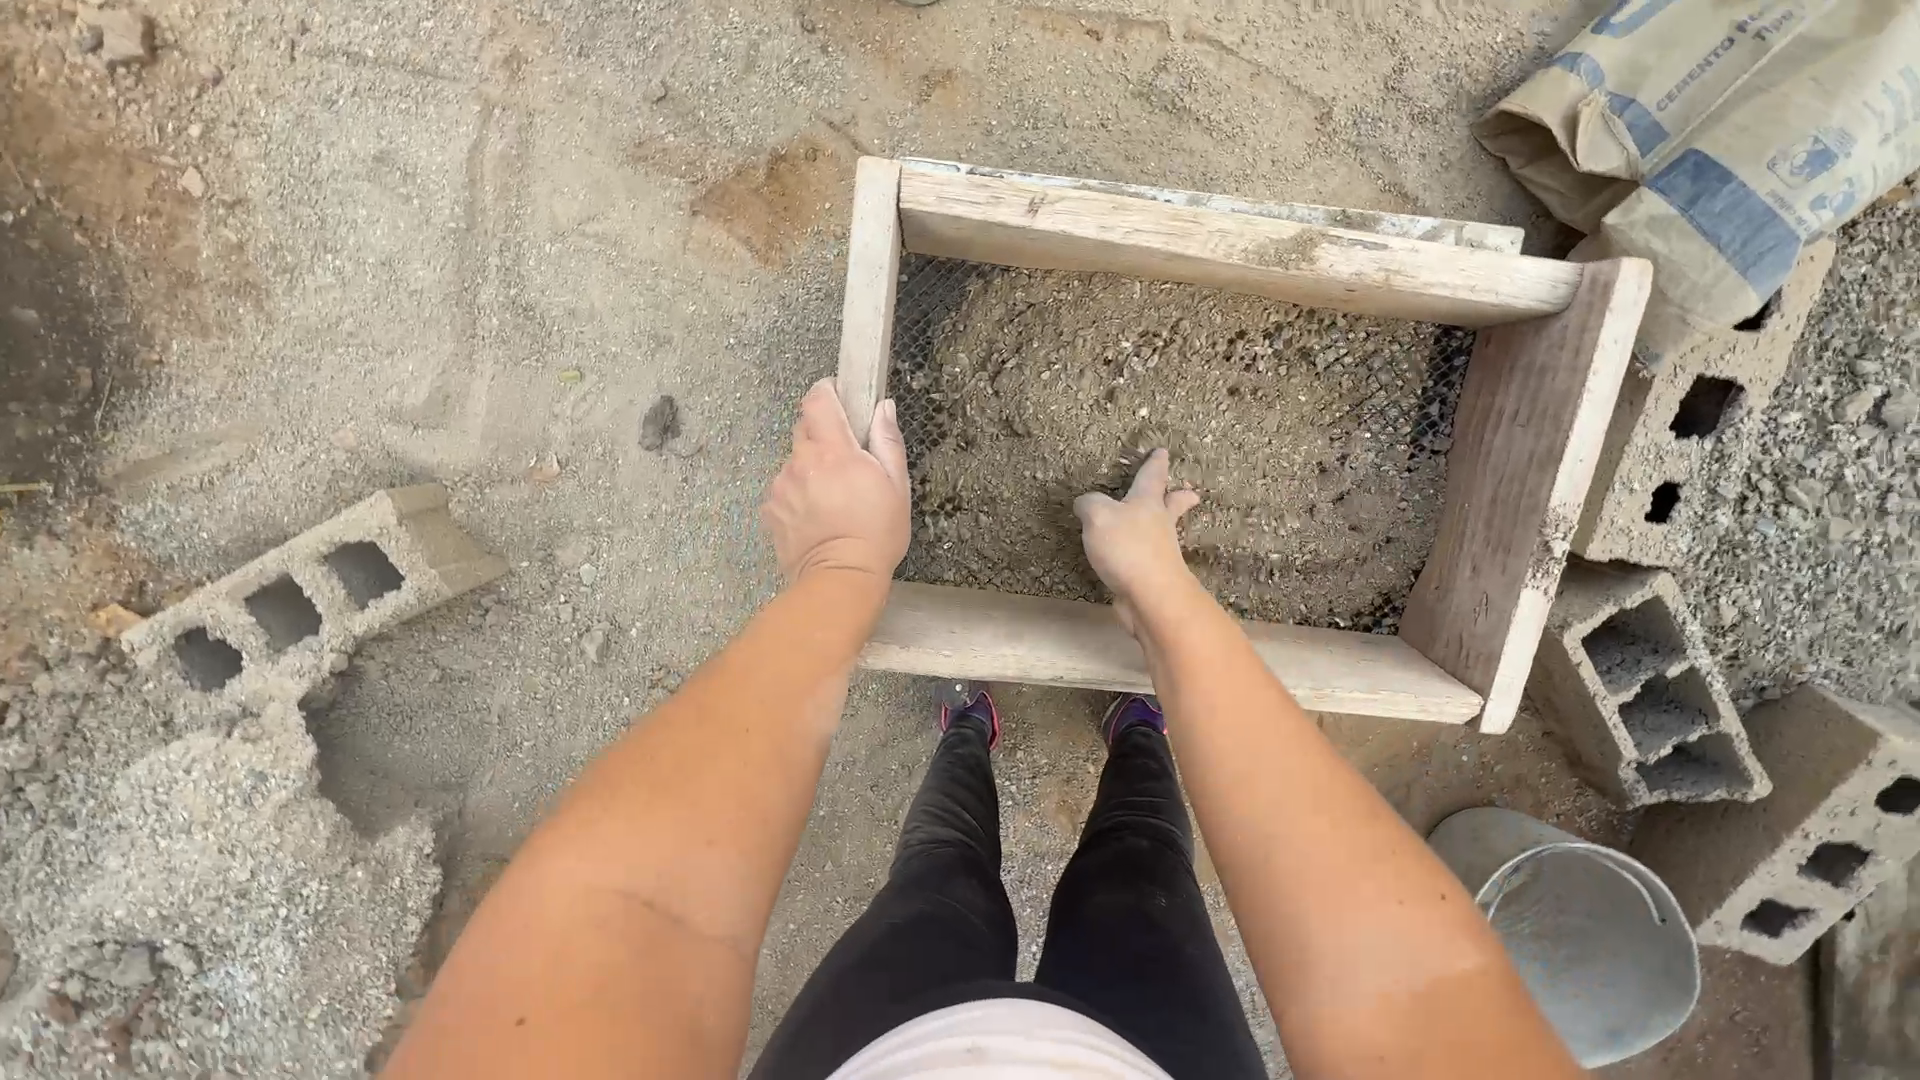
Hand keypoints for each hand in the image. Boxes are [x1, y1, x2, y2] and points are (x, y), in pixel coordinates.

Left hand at [761, 378, 910, 585]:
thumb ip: (887, 441)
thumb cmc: (876, 534)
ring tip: (831, 499)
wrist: (841, 578)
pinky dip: (797, 495)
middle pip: (804, 429)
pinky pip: (783, 490)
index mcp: (834, 451)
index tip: (839, 398)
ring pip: (794, 462)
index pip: (817, 400)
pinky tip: (816, 517)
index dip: (827, 392)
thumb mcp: (896, 486)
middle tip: (844, 461)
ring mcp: (781, 486)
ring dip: (809, 470)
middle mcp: (801, 462)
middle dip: (822, 436)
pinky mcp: (770, 510)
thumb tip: (883, 408)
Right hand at [1073, 449, 1201, 631]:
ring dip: (1162, 525)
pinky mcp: (1152, 574)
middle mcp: (1158, 524)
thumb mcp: (1098, 516)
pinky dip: (1141, 551)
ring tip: (1157, 523)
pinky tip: (1130, 556)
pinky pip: (1146, 556)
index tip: (1162, 451)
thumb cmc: (1127, 547)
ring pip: (1162, 531)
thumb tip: (1084, 504)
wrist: (1150, 595)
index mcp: (1146, 503)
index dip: (1155, 463)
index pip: (1152, 476)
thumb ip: (1089, 504)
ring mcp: (1159, 551)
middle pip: (1171, 506)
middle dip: (1178, 497)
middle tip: (1191, 493)